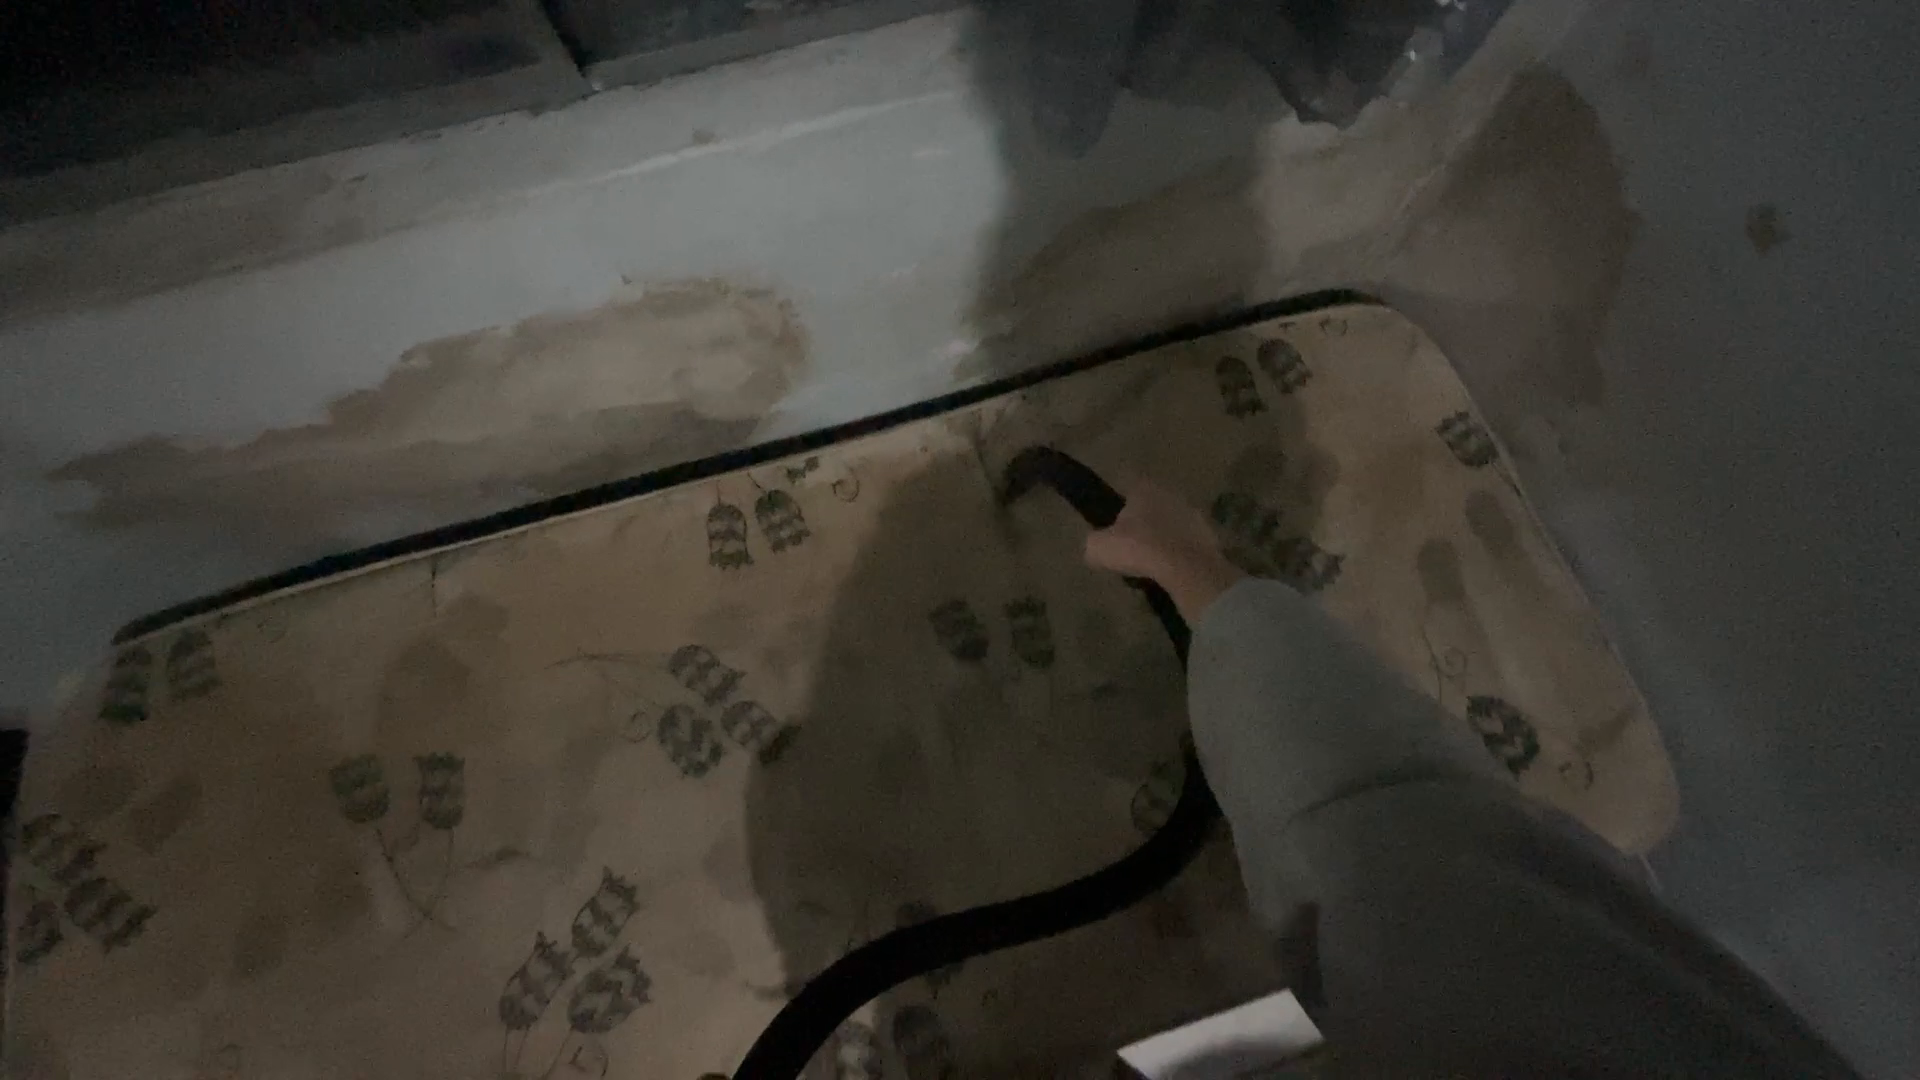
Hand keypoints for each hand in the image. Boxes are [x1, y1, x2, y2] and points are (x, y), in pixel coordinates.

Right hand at [1084, 479, 1245, 621]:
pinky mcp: (1210, 537)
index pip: (1128, 488)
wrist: (1185, 568)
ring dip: (1163, 540)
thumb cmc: (1138, 548)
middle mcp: (1171, 494)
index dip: (1120, 507)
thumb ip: (1094, 544)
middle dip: (1143, 525)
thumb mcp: (1099, 548)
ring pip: (1172, 525)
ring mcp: (1194, 515)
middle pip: (1152, 507)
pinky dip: (1180, 556)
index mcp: (1144, 489)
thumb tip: (1096, 549)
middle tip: (1132, 548)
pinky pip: (1188, 545)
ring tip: (1152, 564)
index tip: (1114, 527)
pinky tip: (1171, 572)